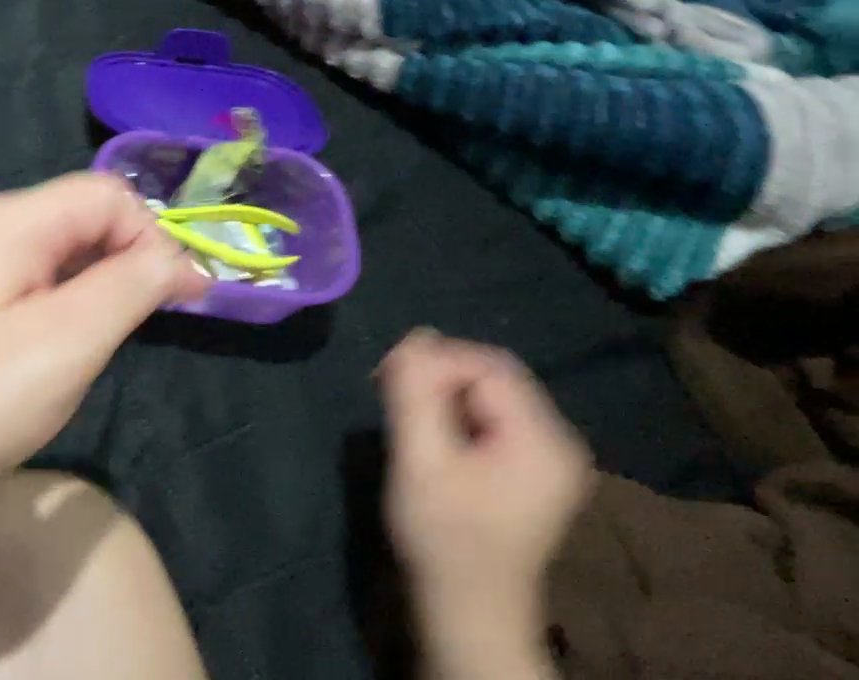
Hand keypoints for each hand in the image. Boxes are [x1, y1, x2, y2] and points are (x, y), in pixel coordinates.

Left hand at [0, 173, 209, 496]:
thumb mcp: (67, 342)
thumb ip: (131, 287)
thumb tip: (180, 259)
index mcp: (8, 221)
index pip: (107, 195)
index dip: (154, 238)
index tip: (181, 301)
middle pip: (77, 217)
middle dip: (124, 261)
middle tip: (139, 328)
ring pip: (50, 251)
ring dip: (90, 285)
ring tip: (94, 345)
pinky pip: (19, 278)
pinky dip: (54, 301)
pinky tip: (48, 349)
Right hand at [378, 330, 591, 670]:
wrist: (470, 609)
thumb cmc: (443, 535)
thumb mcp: (420, 458)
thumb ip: (416, 393)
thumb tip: (416, 336)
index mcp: (542, 438)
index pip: (487, 365)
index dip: (434, 362)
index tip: (385, 380)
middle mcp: (560, 442)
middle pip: (493, 377)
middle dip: (437, 375)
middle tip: (389, 394)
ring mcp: (551, 460)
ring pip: (490, 396)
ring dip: (443, 395)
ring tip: (405, 418)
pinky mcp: (534, 473)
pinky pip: (494, 419)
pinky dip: (457, 416)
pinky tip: (431, 439)